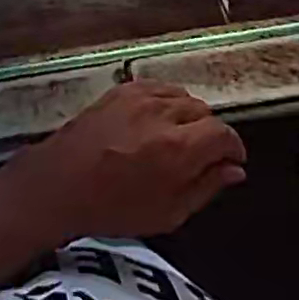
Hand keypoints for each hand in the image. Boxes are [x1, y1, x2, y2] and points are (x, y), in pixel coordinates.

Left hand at [0, 80, 246, 243]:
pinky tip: (158, 121)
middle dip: (210, 134)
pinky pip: (160, 87)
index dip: (234, 147)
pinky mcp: (124, 88)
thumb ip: (206, 187)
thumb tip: (235, 170)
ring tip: (178, 139)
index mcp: (176, 148)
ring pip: (183, 96)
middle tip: (201, 156)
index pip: (223, 133)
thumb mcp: (168, 212)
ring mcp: (141, 96)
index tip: (233, 160)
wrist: (63, 181)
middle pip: (205, 112)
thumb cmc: (115, 206)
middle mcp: (163, 113)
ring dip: (189, 116)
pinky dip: (167, 102)